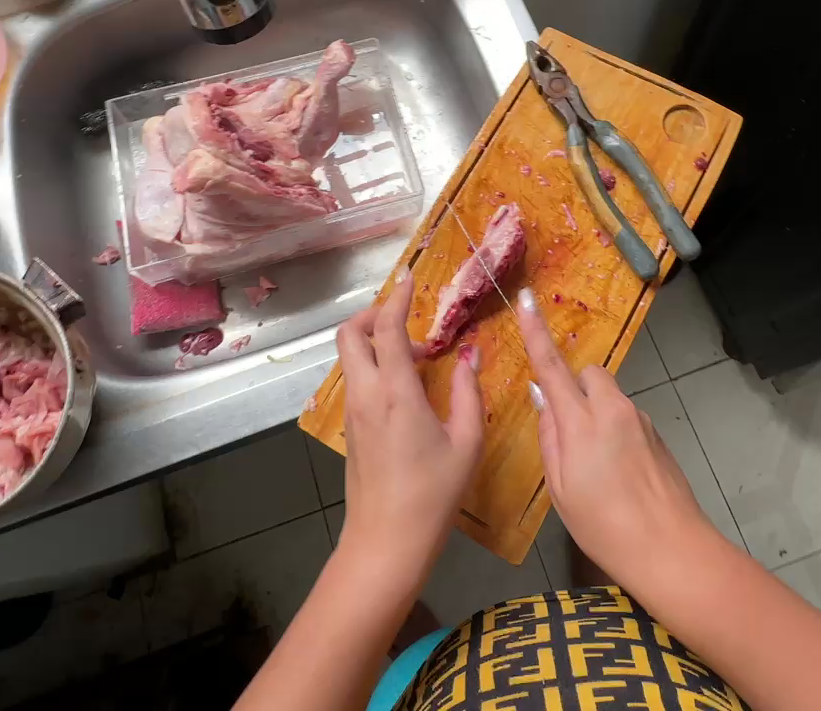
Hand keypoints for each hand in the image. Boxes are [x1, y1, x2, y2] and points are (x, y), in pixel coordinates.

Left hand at [334, 269, 483, 564]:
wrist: (385, 543)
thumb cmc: (433, 494)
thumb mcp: (466, 443)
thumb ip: (469, 394)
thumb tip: (471, 358)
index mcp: (395, 392)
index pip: (388, 328)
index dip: (398, 298)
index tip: (411, 279)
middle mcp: (366, 393)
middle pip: (349, 333)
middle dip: (372, 313)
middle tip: (405, 315)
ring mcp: (353, 411)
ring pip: (350, 356)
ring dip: (374, 340)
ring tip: (417, 355)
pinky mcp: (350, 428)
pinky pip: (356, 379)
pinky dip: (374, 364)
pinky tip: (407, 385)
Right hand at [519, 286, 716, 588]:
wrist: (672, 550)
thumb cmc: (604, 526)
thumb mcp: (560, 489)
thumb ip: (549, 437)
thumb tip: (543, 398)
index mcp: (581, 422)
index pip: (551, 366)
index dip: (535, 330)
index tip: (526, 298)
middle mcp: (613, 409)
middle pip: (588, 374)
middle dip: (574, 388)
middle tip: (567, 429)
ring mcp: (640, 420)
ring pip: (608, 397)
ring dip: (595, 412)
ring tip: (595, 465)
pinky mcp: (657, 435)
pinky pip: (626, 417)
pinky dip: (614, 431)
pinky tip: (618, 474)